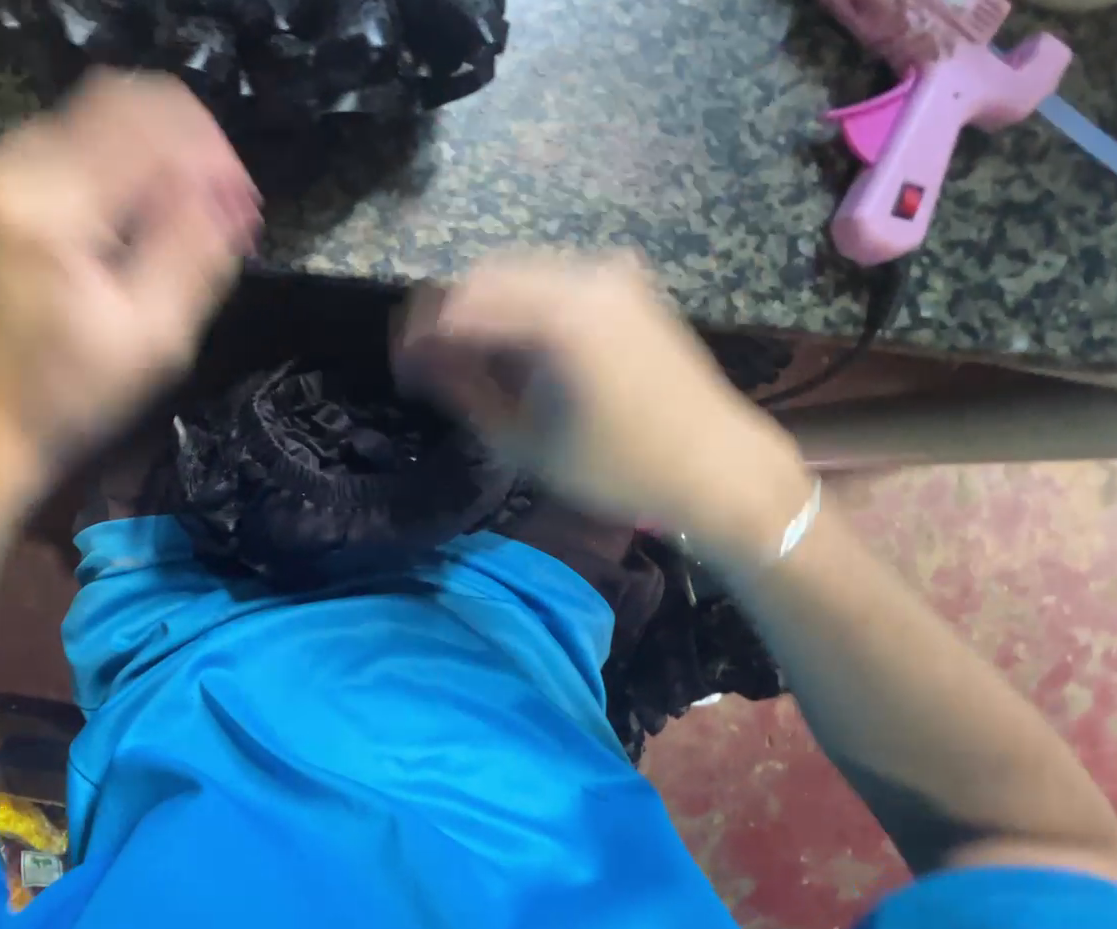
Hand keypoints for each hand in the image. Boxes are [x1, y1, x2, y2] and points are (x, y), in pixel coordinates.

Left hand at [0, 70, 259, 484]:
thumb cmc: (73, 394)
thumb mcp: (153, 338)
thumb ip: (196, 252)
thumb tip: (231, 192)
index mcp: (49, 209)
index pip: (151, 127)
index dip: (211, 155)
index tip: (241, 204)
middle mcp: (12, 169)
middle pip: (127, 103)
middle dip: (190, 147)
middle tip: (224, 204)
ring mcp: (0, 171)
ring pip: (106, 115)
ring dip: (163, 154)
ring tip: (195, 212)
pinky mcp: (2, 184)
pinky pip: (83, 140)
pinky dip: (129, 164)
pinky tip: (153, 211)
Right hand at [396, 252, 811, 564]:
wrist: (716, 466)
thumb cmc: (613, 467)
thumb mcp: (519, 439)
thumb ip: (460, 387)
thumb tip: (417, 359)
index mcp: (555, 317)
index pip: (456, 305)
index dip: (416, 335)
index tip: (400, 369)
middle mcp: (583, 277)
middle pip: (482, 276)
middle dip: (444, 316)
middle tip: (424, 366)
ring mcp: (610, 274)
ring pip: (513, 272)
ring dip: (479, 309)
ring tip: (464, 361)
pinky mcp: (625, 285)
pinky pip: (548, 279)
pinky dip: (516, 305)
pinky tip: (511, 348)